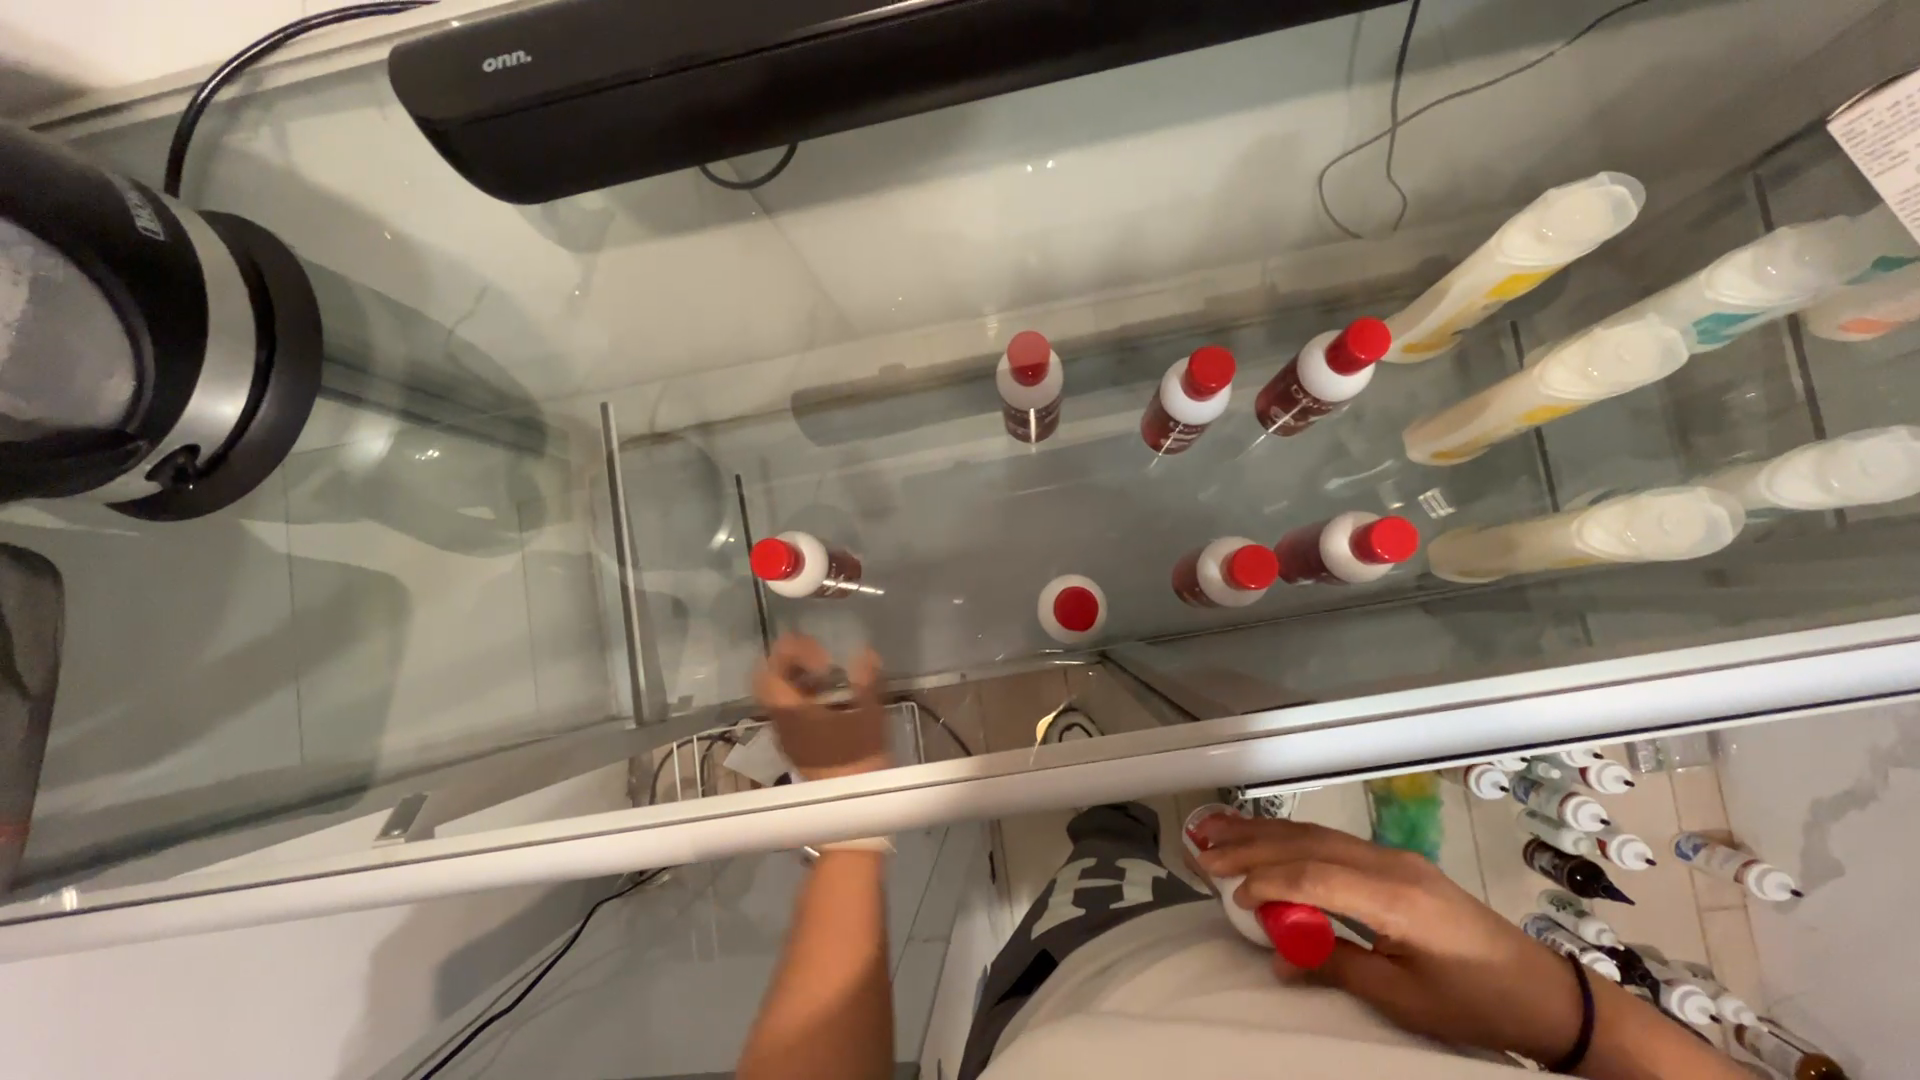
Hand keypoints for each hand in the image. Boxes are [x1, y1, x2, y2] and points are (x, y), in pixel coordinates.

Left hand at [752, 634, 890, 780]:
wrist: (850, 805)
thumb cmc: (859, 760)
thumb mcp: (869, 716)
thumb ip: (866, 682)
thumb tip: (865, 654)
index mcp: (791, 711)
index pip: (771, 670)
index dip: (793, 654)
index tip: (824, 658)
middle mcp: (780, 721)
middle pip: (768, 679)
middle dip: (790, 661)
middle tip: (818, 658)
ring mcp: (785, 734)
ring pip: (777, 695)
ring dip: (797, 678)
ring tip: (827, 674)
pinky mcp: (795, 744)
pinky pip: (787, 710)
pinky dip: (802, 695)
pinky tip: (830, 698)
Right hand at [1194, 816, 1582, 1063]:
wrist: (1543, 992)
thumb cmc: (1476, 1003)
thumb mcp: (1404, 999)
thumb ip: (1335, 967)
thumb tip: (1277, 957)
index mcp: (1396, 898)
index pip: (1315, 876)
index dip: (1269, 883)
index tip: (1232, 897)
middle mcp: (1389, 864)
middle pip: (1306, 844)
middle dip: (1250, 847)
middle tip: (1201, 852)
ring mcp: (1392, 857)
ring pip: (1314, 835)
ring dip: (1262, 834)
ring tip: (1216, 832)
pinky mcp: (1394, 862)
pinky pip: (1330, 842)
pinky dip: (1289, 839)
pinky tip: (1264, 837)